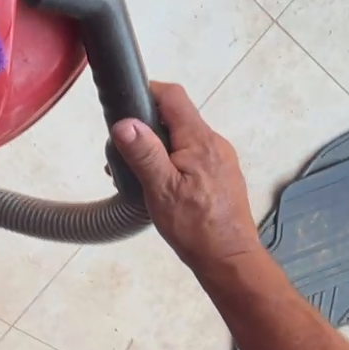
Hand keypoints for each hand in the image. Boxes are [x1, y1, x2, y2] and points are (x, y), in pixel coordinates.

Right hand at [111, 82, 267, 280]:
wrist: (227, 257)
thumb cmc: (194, 225)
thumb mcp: (161, 188)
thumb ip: (144, 153)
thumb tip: (124, 122)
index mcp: (199, 141)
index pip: (173, 97)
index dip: (148, 91)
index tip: (123, 101)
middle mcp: (214, 143)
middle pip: (177, 117)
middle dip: (147, 126)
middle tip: (121, 150)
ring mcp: (220, 159)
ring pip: (183, 139)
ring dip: (157, 147)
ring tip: (134, 173)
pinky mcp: (220, 175)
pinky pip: (191, 156)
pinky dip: (170, 161)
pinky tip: (156, 185)